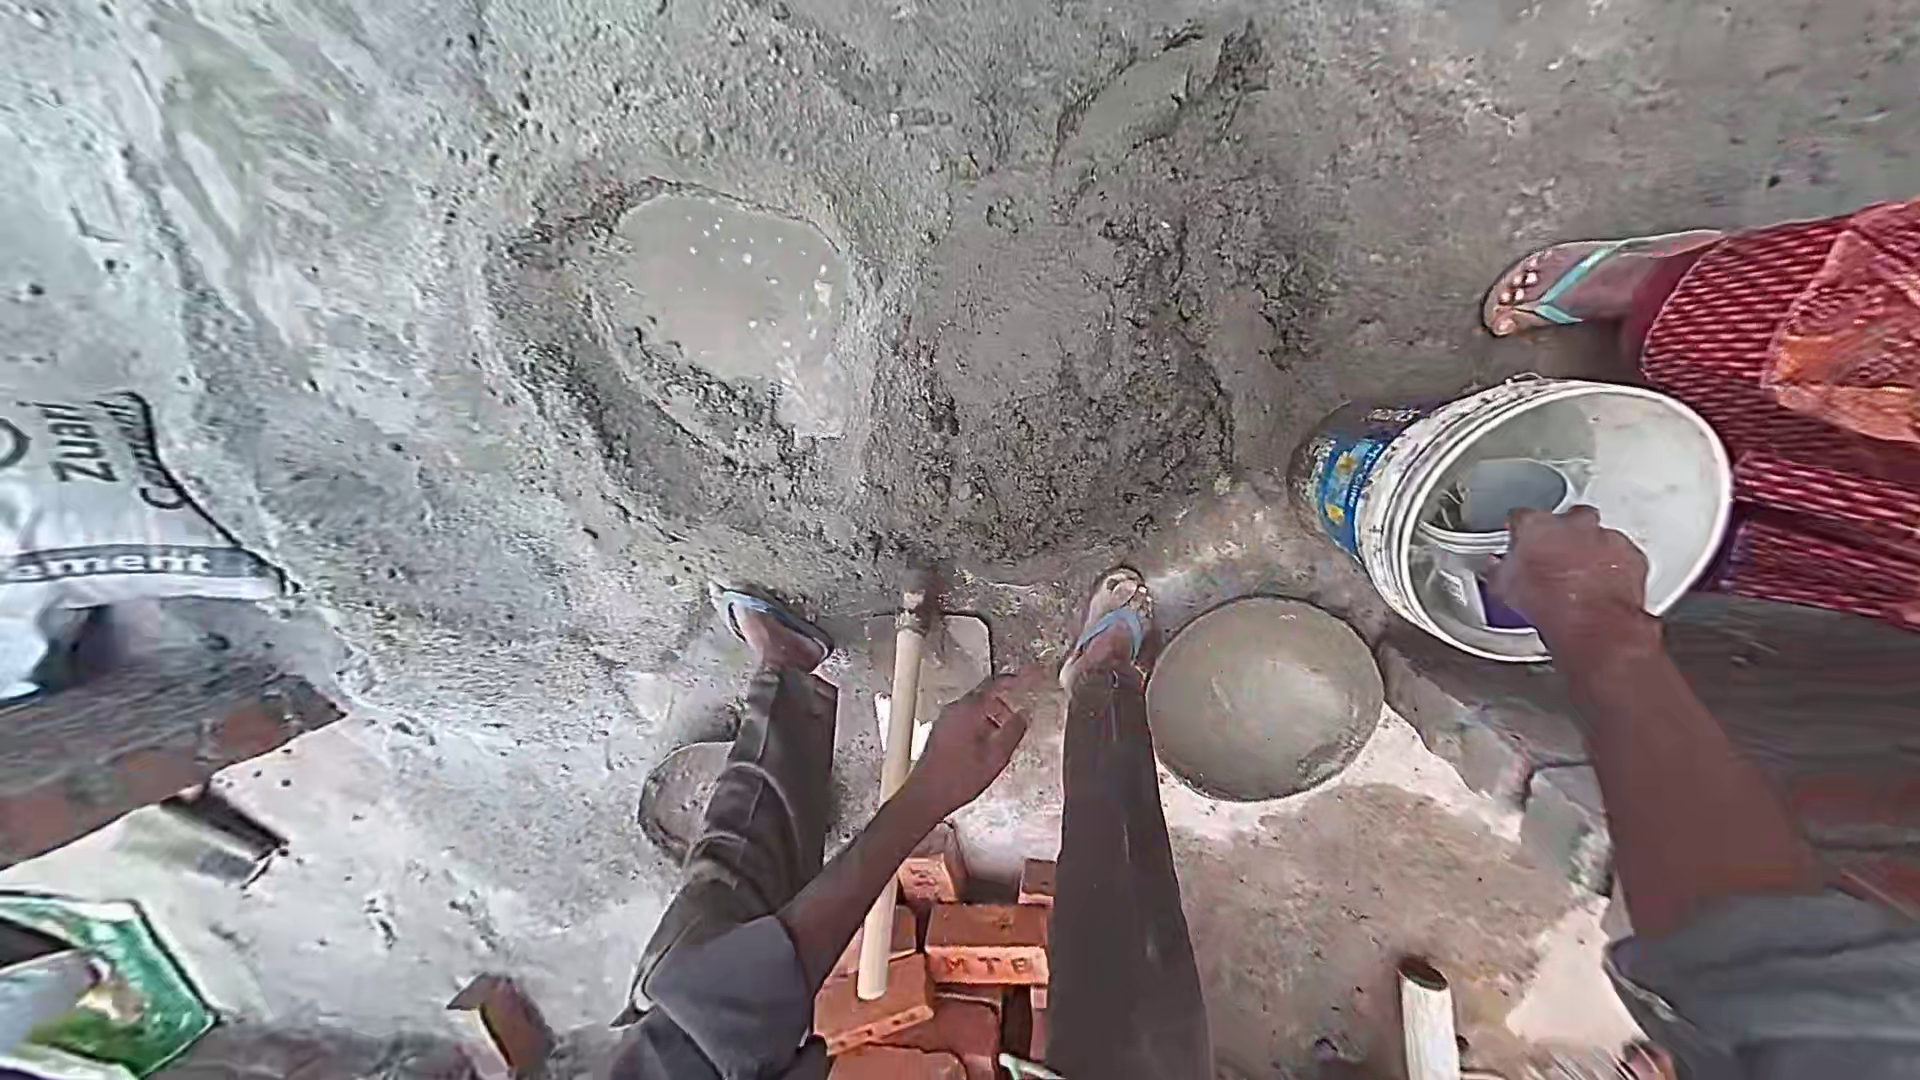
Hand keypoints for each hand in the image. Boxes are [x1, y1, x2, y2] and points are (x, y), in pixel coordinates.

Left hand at [903, 674, 1031, 816]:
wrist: (928, 794)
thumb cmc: (958, 777)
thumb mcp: (997, 755)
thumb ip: (1014, 731)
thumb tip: (1024, 715)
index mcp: (968, 710)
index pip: (992, 684)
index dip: (1008, 681)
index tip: (1019, 680)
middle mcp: (954, 710)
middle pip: (981, 696)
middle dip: (1000, 707)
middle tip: (1013, 720)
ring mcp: (944, 720)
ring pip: (972, 709)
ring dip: (988, 718)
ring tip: (999, 739)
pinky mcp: (939, 731)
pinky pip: (962, 719)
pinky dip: (976, 725)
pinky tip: (982, 747)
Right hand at [1487, 506, 1658, 655]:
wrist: (1590, 621)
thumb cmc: (1548, 600)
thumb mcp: (1503, 585)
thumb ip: (1499, 567)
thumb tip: (1498, 566)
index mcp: (1535, 525)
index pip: (1521, 516)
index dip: (1517, 528)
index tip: (1517, 537)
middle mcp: (1573, 525)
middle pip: (1568, 516)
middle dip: (1561, 530)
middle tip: (1552, 550)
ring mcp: (1606, 538)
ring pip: (1597, 533)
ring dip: (1588, 545)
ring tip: (1577, 568)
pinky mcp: (1632, 555)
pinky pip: (1621, 552)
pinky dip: (1612, 561)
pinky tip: (1599, 577)